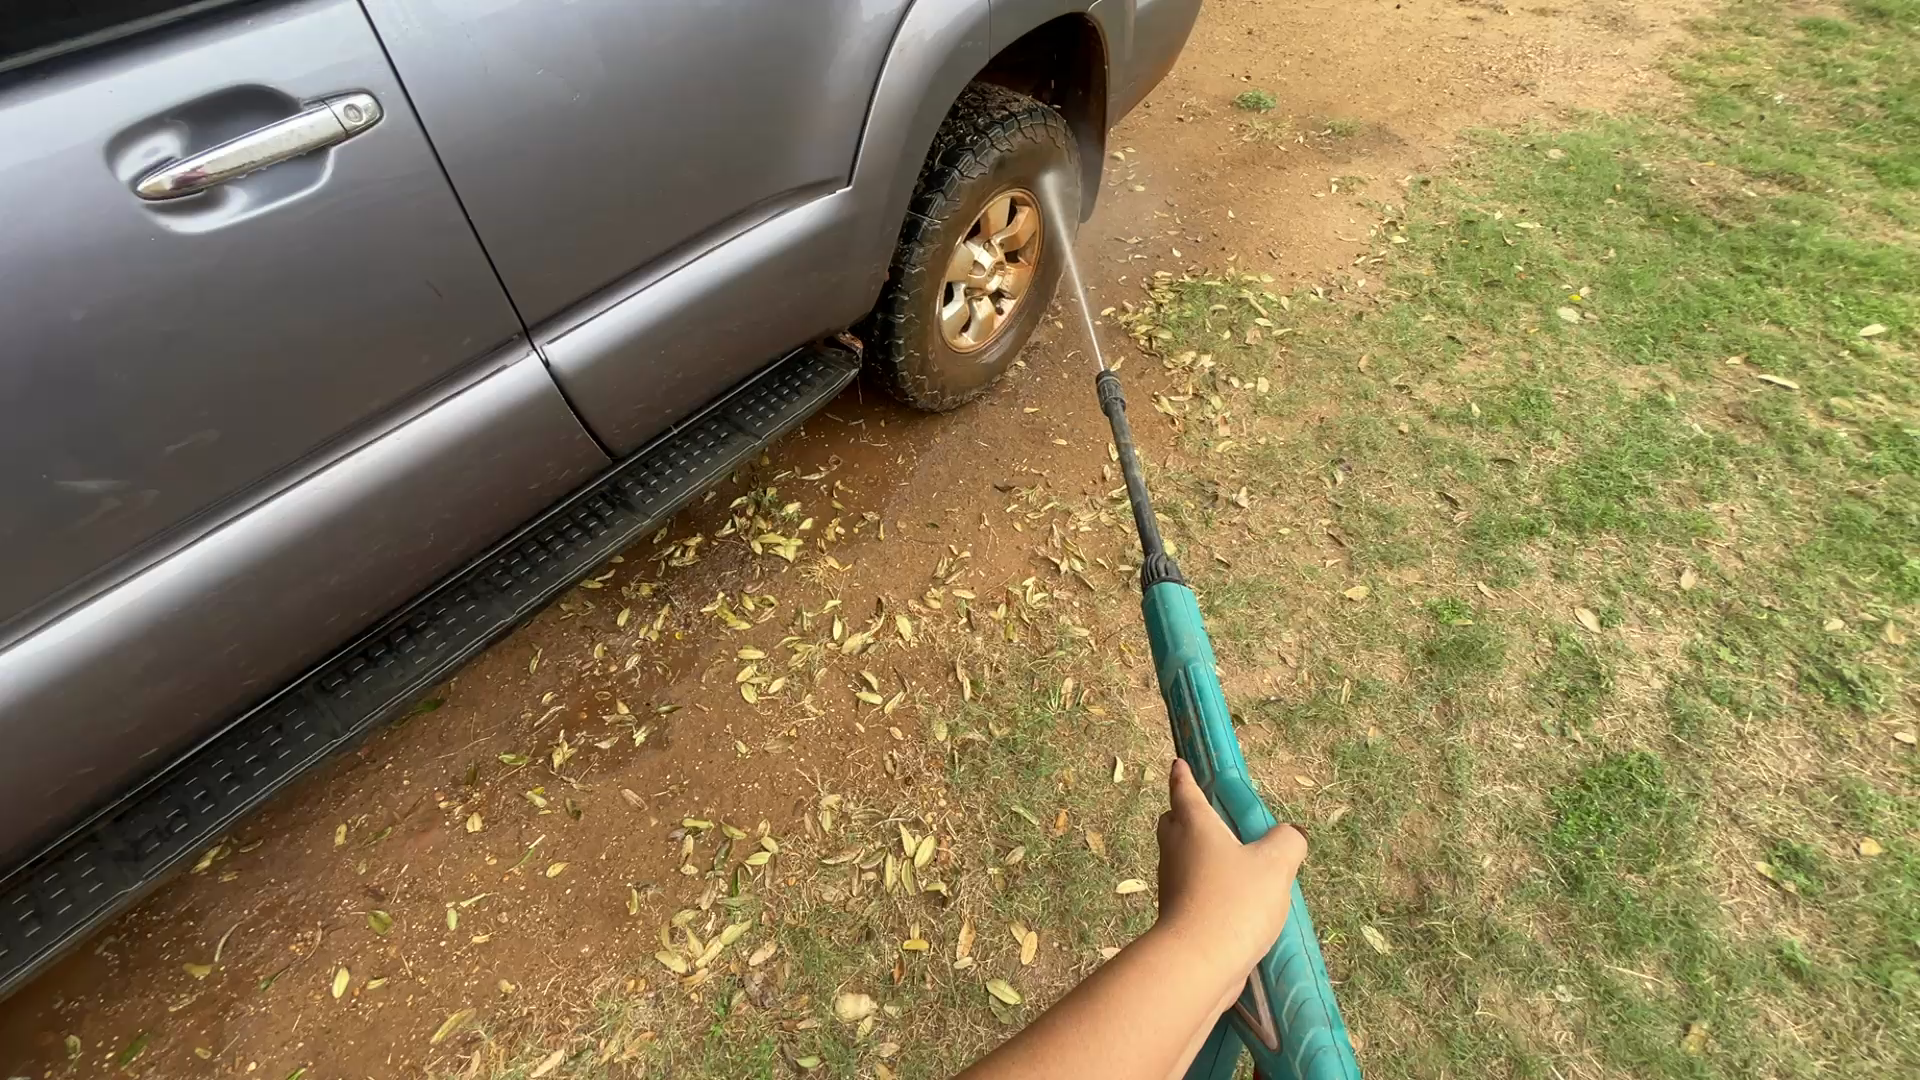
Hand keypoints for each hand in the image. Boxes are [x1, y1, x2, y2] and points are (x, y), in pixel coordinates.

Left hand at [1154, 759, 1307, 980]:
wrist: (1198, 959)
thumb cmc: (1234, 900)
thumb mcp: (1274, 865)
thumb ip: (1287, 842)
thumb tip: (1291, 832)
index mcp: (1193, 824)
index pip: (1183, 790)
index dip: (1182, 775)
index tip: (1178, 763)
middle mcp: (1175, 846)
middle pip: (1173, 820)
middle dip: (1184, 812)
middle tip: (1206, 813)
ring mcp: (1170, 879)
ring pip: (1177, 852)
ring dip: (1194, 848)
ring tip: (1226, 857)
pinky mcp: (1174, 909)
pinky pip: (1186, 883)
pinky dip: (1201, 880)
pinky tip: (1227, 896)